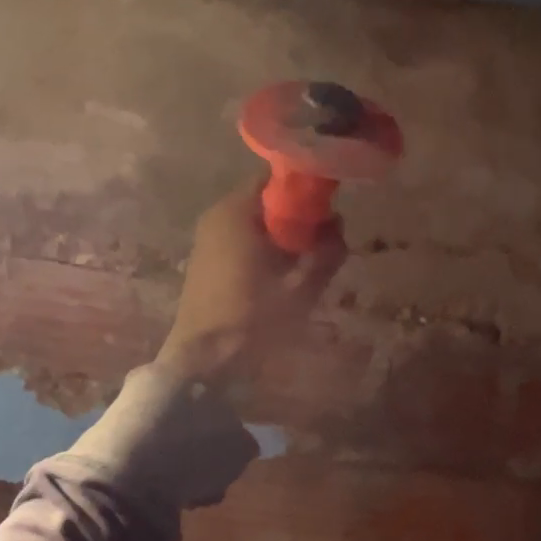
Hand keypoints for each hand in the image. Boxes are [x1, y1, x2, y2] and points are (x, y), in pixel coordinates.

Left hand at [156, 180, 347, 382]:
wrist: (204, 361)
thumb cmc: (253, 319)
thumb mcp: (301, 286)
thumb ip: (326, 250)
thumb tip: (337, 224)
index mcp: (236, 210)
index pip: (276, 179)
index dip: (306, 189)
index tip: (329, 208)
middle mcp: (217, 216)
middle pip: (266, 202)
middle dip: (297, 217)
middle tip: (323, 242)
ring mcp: (206, 239)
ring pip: (255, 224)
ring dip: (281, 237)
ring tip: (304, 265)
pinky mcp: (204, 263)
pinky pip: (241, 242)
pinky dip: (263, 251)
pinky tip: (279, 278)